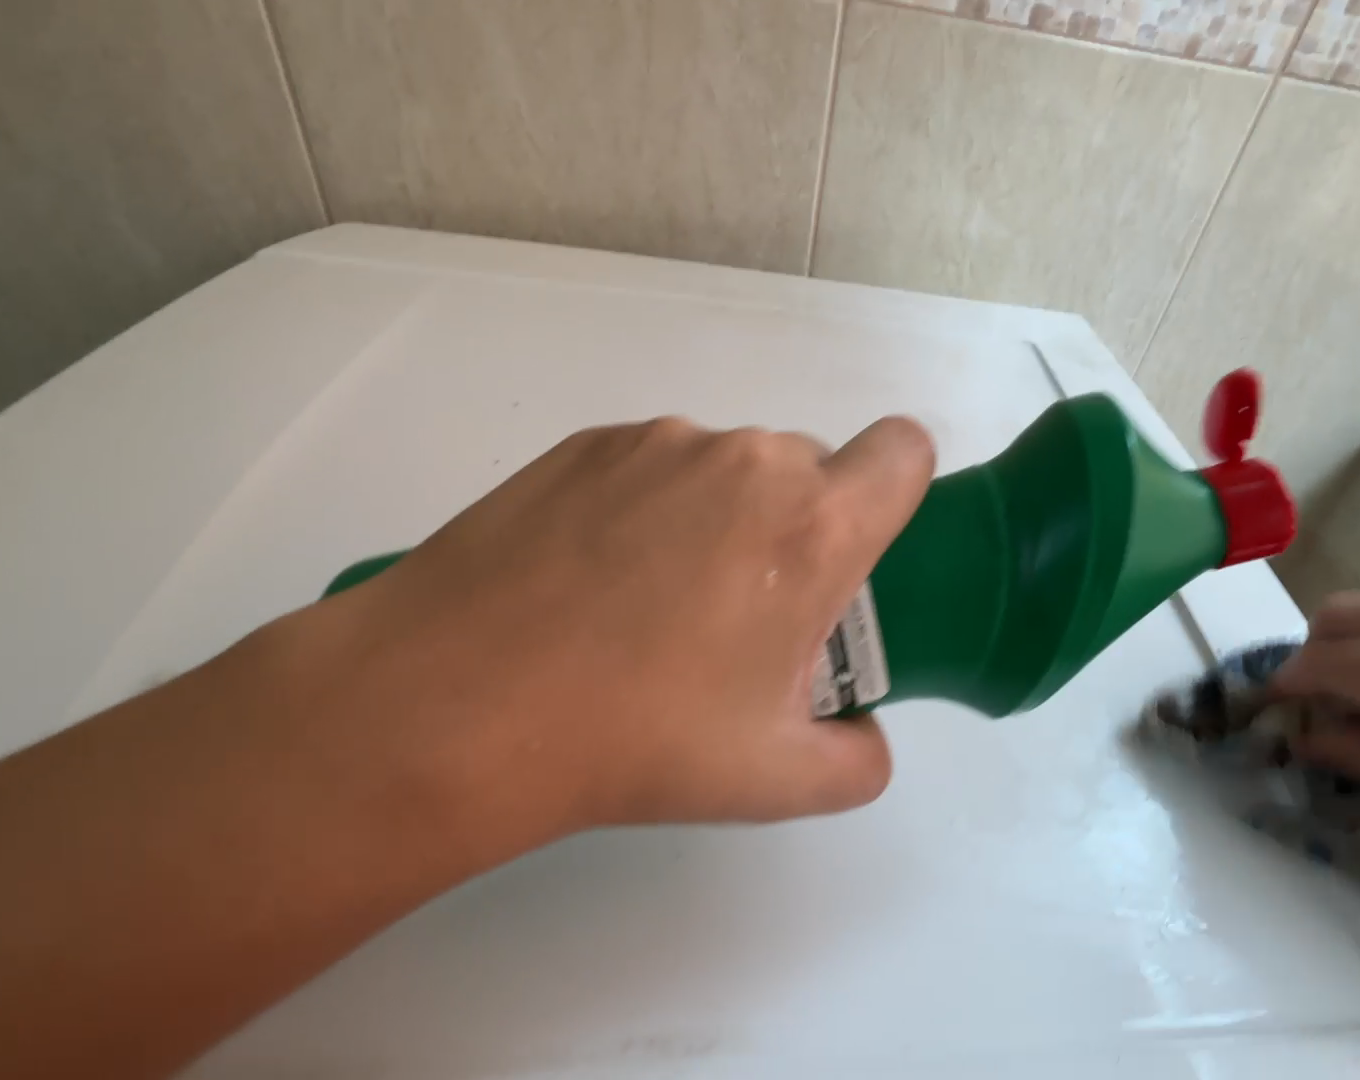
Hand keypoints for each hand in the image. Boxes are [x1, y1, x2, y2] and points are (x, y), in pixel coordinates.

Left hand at [0, 413, 935, 1079]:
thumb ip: (858, 760)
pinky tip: (593, 577)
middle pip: (813, 468)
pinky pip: (657, 463)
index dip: (895, 492)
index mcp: (815, 526)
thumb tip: (862, 738)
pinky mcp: (586, 442)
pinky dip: (652, 505)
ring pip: (732, 466)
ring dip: (725, 516)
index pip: (904, 450)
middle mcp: (749, 460)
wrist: (455, 703)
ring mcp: (661, 442)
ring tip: (653, 601)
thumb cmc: (639, 739)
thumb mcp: (774, 781)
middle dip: (801, 526)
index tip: (854, 553)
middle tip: (743, 612)